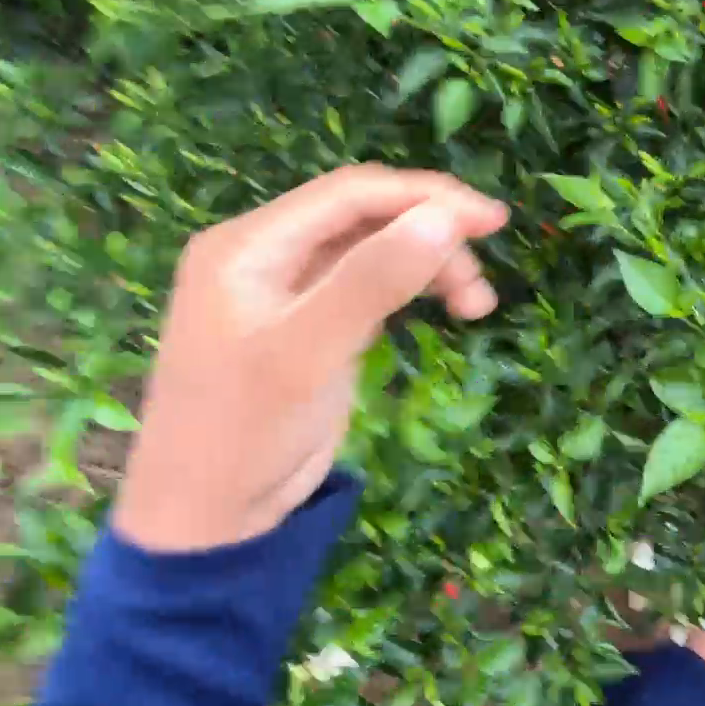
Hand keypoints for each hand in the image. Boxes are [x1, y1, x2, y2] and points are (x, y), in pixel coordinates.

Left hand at [112, 165, 508, 550]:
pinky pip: (375, 286)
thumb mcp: (310, 350)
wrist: (209, 511)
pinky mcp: (316, 324)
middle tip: (483, 283)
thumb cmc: (246, 427)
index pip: (352, 193)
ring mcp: (292, 290)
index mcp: (250, 244)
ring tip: (477, 308)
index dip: (428, 198)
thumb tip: (445, 218)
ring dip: (432, 268)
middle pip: (369, 218)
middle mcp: (269, 255)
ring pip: (379, 252)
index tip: (495, 222)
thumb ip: (374, 279)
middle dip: (434, 237)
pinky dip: (416, 291)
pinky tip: (448, 311)